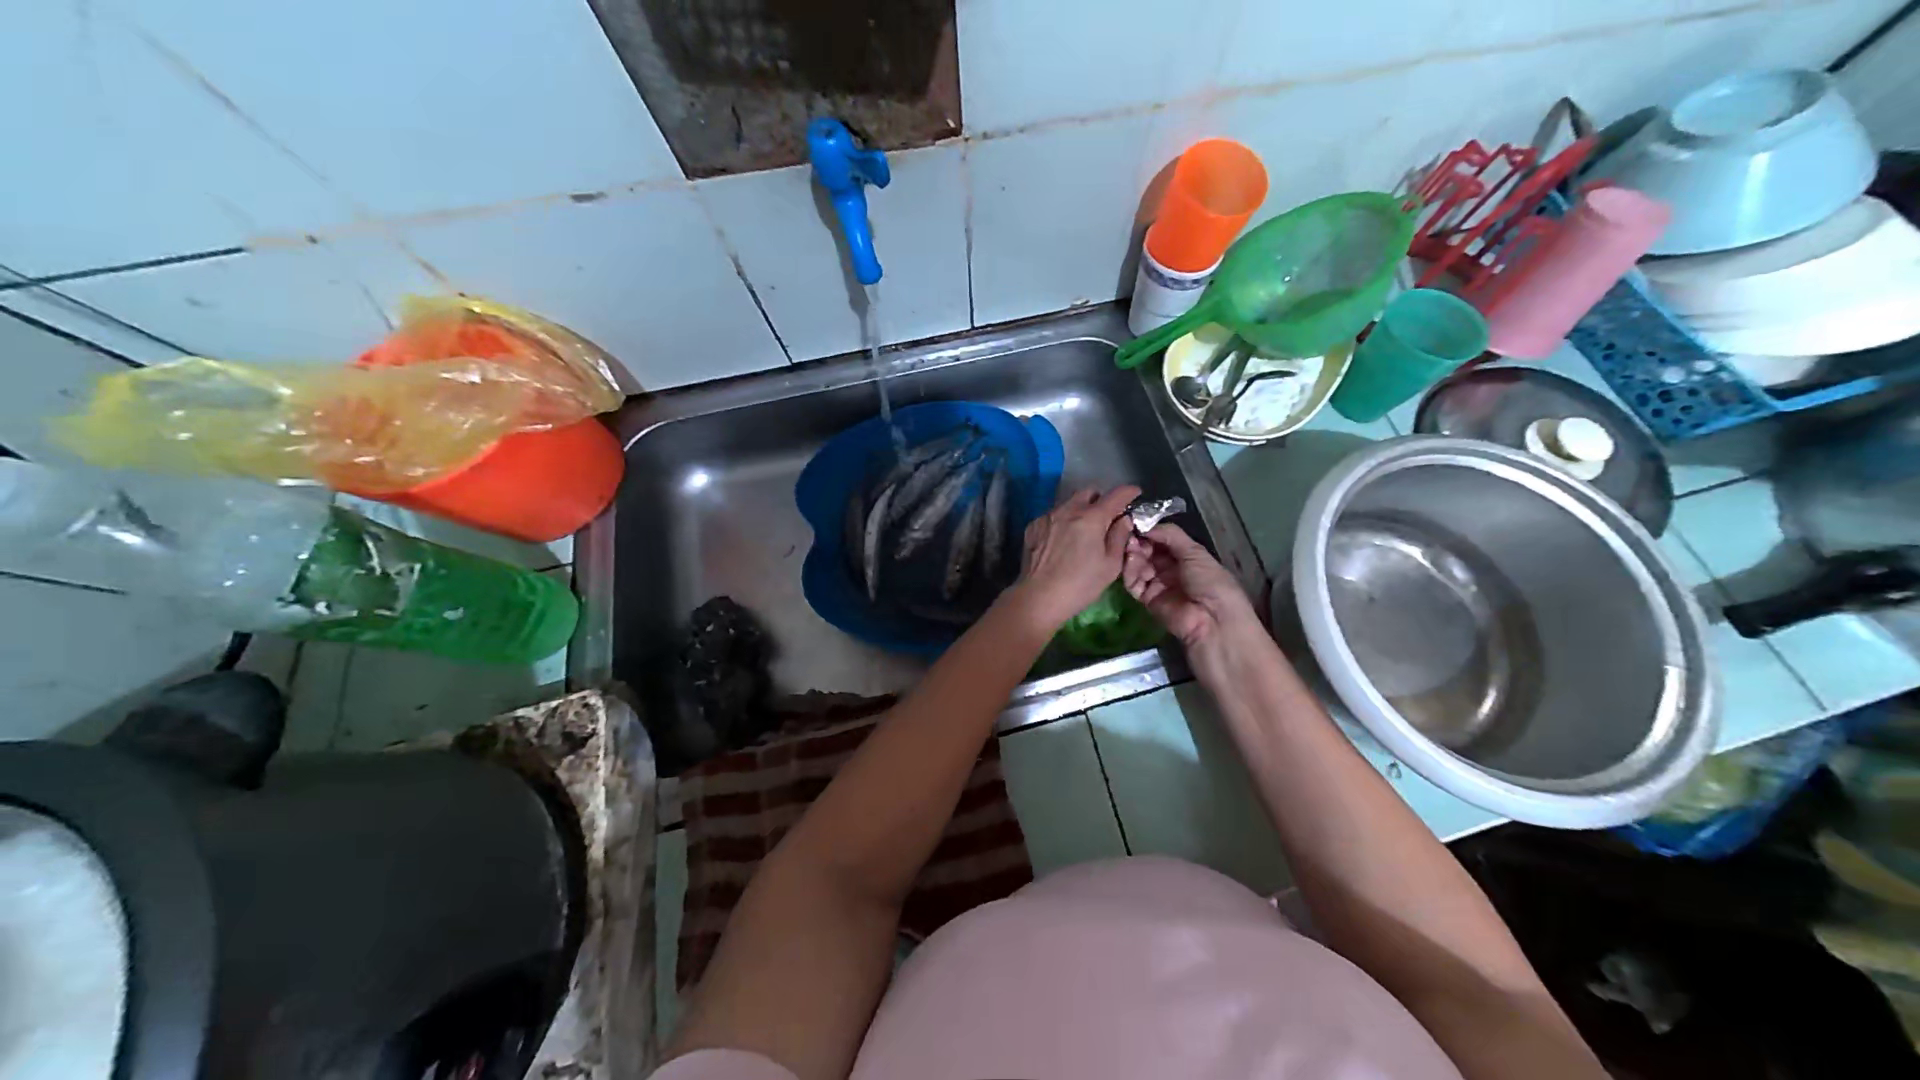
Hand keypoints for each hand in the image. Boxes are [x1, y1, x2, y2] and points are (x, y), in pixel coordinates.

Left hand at [1008, 485, 1140, 629]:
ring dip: (1081, 510)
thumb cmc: (1080, 585)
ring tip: (1084, 531)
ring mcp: (1047, 516)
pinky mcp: (1033, 526)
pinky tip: (1063, 541)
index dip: (1129, 492)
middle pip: (1089, 492)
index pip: (1115, 495)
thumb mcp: (1110, 565)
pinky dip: (1063, 521)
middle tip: (1107, 517)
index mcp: (1091, 518)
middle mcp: (1068, 510)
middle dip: (1101, 500)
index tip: (1135, 494)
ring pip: (1069, 503)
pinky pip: (1053, 515)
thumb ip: (1120, 537)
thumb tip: (1124, 519)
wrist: (1038, 597)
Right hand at [1122, 524, 1261, 657]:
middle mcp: (1171, 569)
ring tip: (1132, 550)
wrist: (1212, 620)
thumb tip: (1146, 525)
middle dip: (1139, 543)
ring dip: (1133, 556)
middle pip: (1148, 552)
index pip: (1162, 540)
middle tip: (1130, 537)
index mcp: (1186, 557)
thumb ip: (1170, 535)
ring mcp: (1158, 585)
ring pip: (1139, 566)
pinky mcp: (1147, 600)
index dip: (1149, 532)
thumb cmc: (1210, 582)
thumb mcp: (1195, 552)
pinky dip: (1130, 573)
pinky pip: (1134, 583)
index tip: (1136, 523)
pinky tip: (1131, 563)